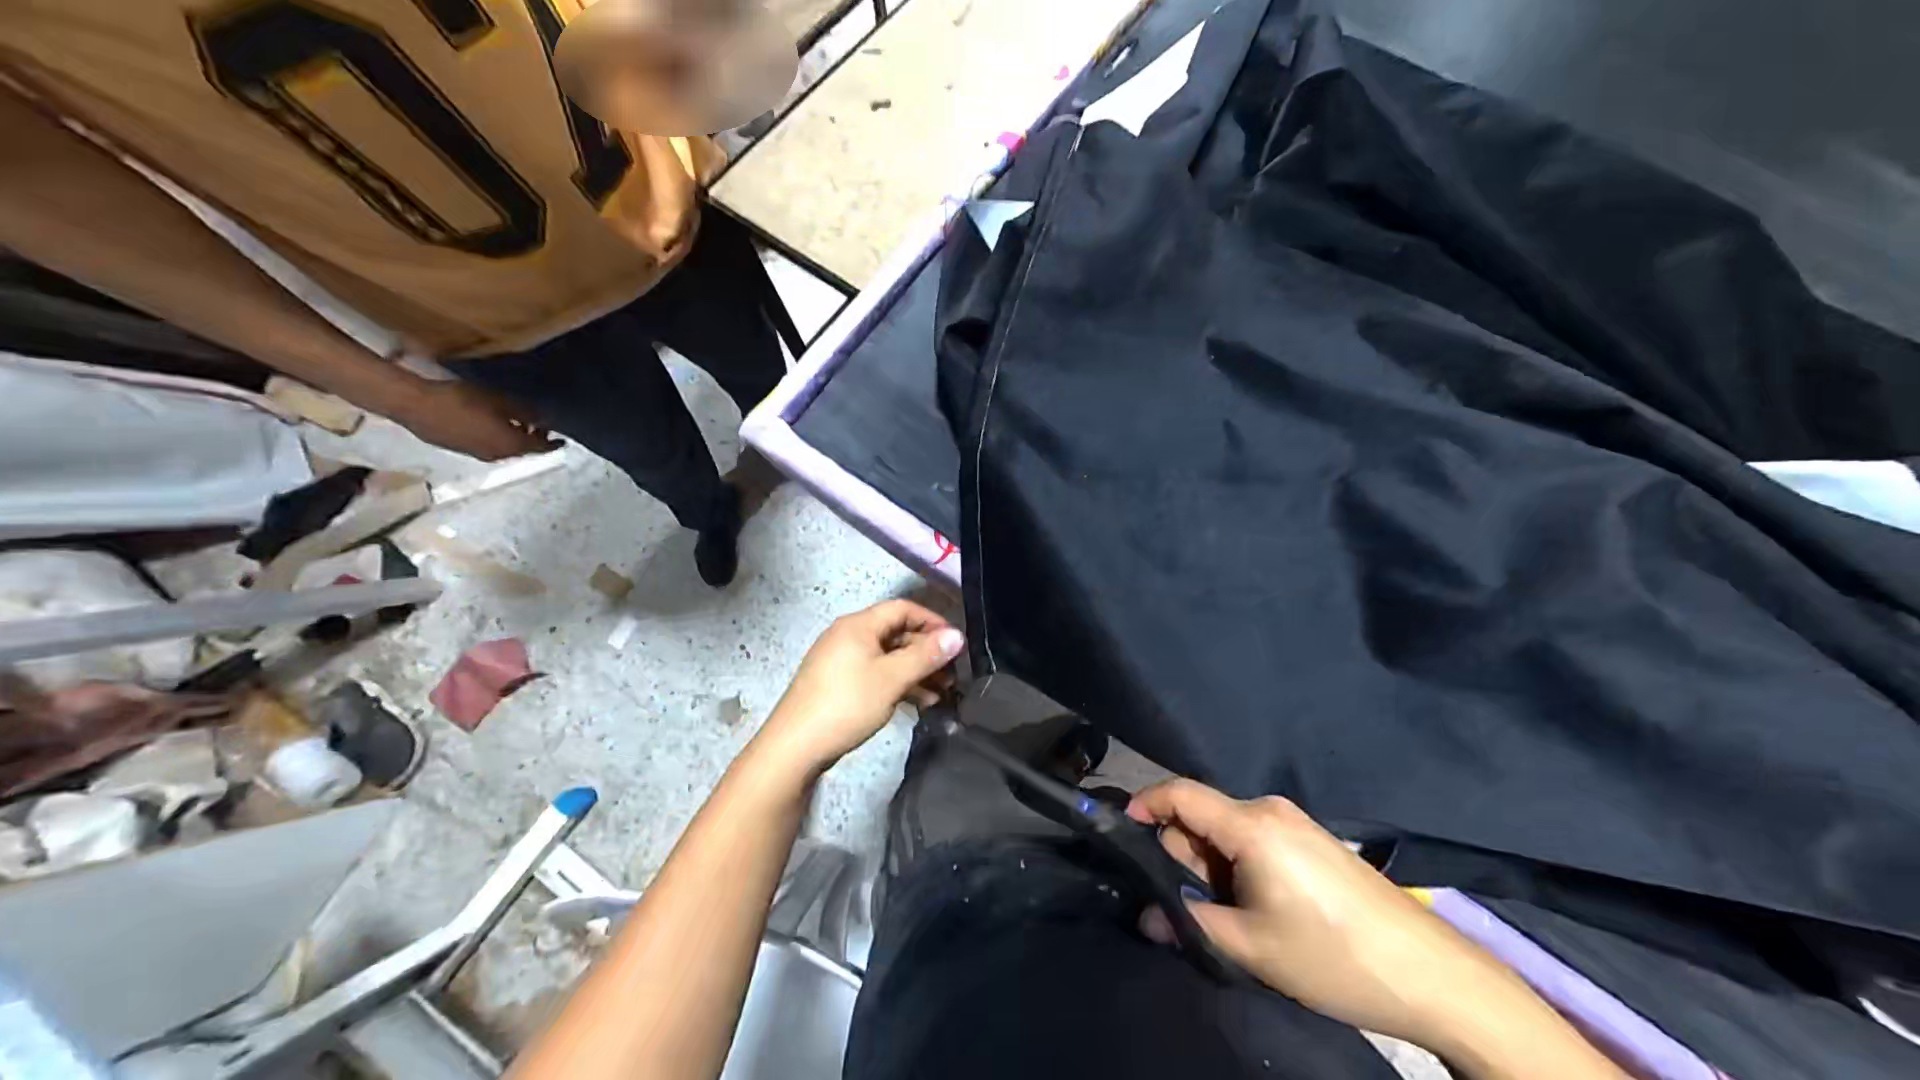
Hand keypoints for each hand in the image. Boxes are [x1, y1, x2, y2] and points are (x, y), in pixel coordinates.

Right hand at [406, 381, 561, 460]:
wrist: (415, 405)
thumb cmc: (461, 400)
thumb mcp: (499, 401)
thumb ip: (524, 412)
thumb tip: (543, 418)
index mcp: (510, 445)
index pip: (539, 448)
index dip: (552, 444)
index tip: (562, 441)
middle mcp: (496, 455)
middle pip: (522, 450)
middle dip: (533, 440)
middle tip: (539, 427)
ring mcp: (477, 454)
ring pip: (505, 449)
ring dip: (514, 439)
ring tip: (518, 424)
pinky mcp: (460, 449)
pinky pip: (488, 447)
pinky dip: (497, 439)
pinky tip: (493, 426)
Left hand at [751, 600, 964, 777]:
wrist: (795, 746)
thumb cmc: (846, 704)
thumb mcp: (892, 678)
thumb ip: (926, 655)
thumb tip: (957, 636)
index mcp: (858, 625)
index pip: (903, 608)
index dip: (933, 621)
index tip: (957, 643)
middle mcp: (849, 636)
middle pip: (897, 633)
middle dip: (927, 651)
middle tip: (954, 673)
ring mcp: (842, 661)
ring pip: (888, 657)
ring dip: (917, 671)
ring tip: (943, 692)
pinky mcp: (839, 684)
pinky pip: (877, 674)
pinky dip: (899, 683)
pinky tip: (920, 702)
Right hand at [1127, 780, 1524, 1050]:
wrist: (1434, 976)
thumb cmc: (1333, 956)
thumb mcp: (1252, 946)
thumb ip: (1189, 924)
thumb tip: (1145, 917)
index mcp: (1250, 824)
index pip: (1179, 793)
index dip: (1144, 805)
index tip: (1123, 835)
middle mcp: (1269, 809)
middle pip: (1201, 815)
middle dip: (1181, 854)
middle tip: (1186, 904)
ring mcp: (1296, 823)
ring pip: (1227, 831)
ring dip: (1212, 866)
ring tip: (1228, 916)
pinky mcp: (1313, 841)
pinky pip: (1255, 839)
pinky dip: (1238, 865)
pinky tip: (1258, 909)